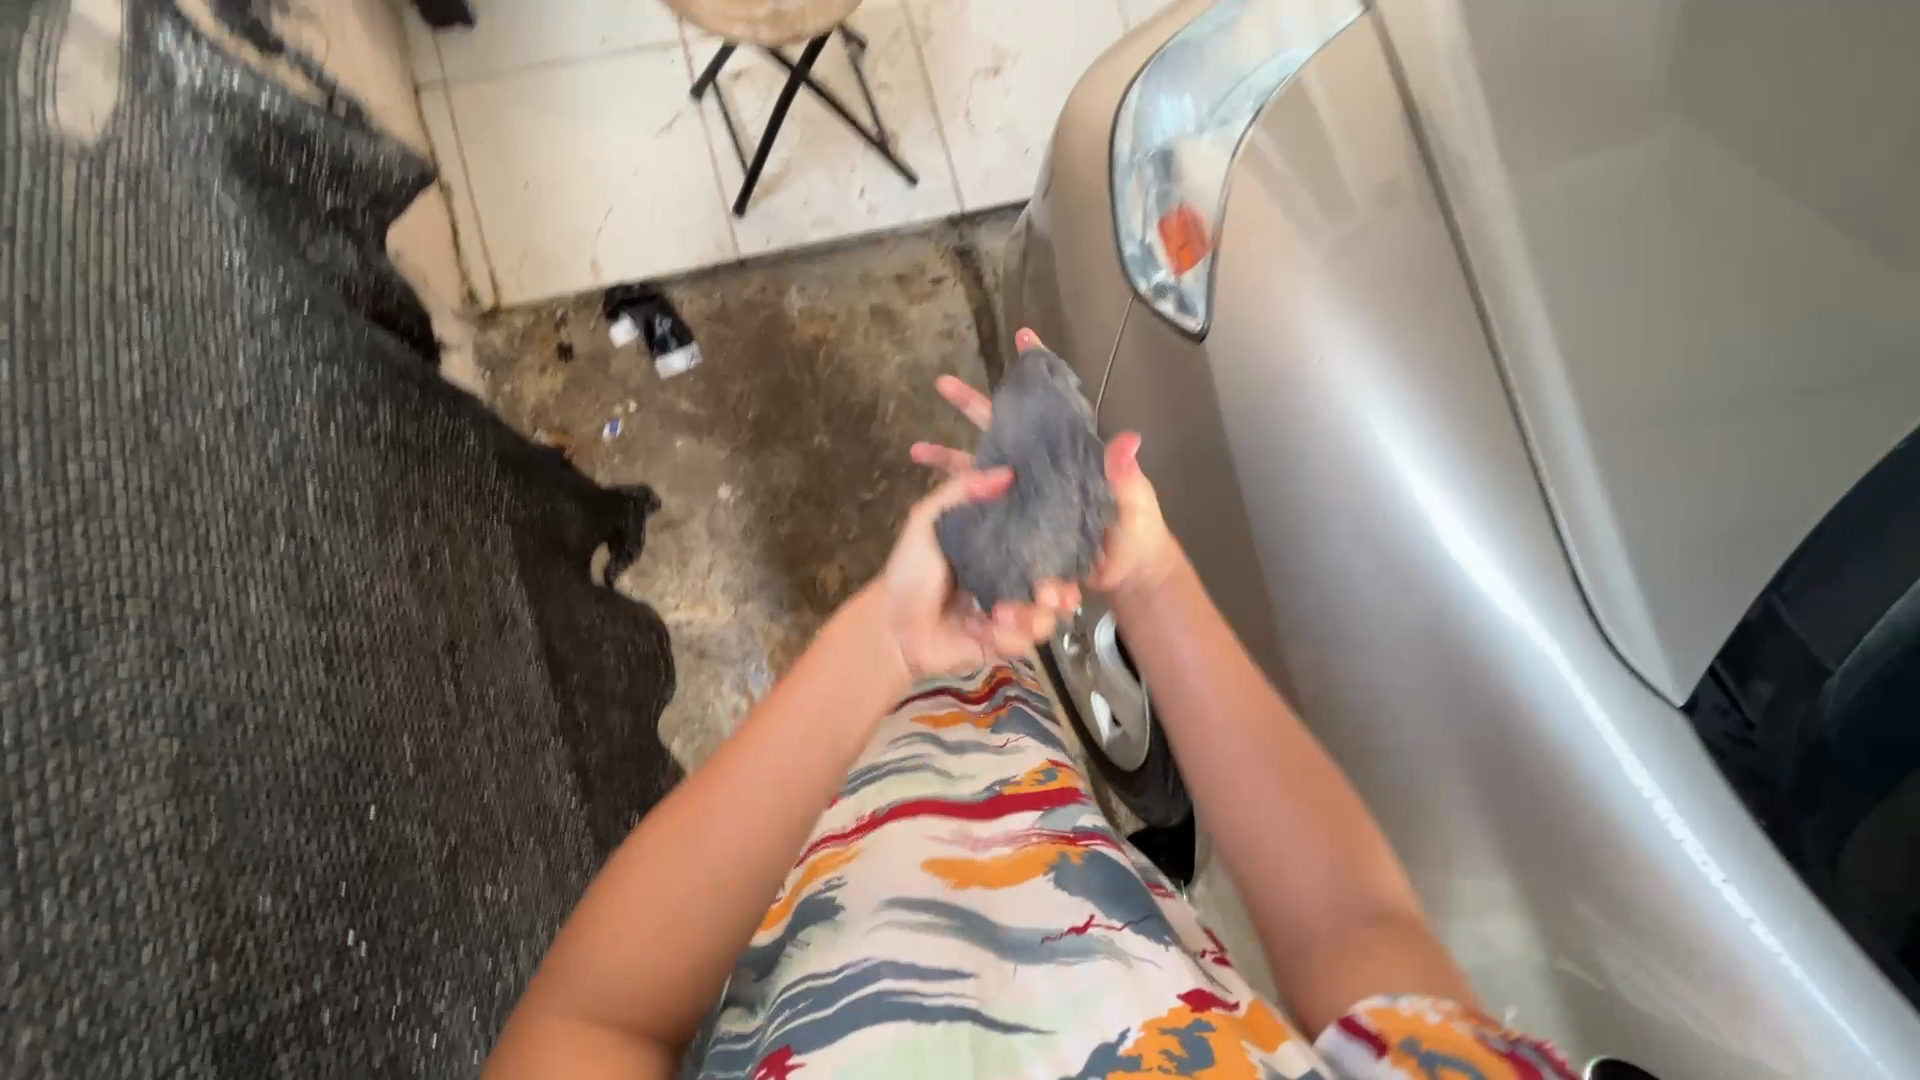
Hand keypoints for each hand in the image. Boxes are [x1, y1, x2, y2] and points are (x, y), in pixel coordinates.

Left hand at [867, 465, 1078, 681]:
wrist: (892, 626)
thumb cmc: (909, 571)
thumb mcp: (928, 521)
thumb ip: (961, 491)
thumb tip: (1007, 473)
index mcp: (1002, 547)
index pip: (1044, 542)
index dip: (1061, 546)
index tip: (1070, 546)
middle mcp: (1014, 578)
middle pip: (1058, 584)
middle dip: (1061, 590)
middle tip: (1048, 593)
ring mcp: (1011, 613)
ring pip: (1046, 617)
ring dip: (1029, 616)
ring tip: (1000, 614)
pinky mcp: (1004, 642)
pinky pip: (1024, 642)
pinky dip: (1005, 637)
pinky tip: (980, 631)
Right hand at [915, 328, 1180, 603]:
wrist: (1126, 578)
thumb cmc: (1135, 533)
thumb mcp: (1134, 501)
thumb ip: (1125, 475)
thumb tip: (1128, 439)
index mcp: (1066, 455)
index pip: (1047, 407)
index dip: (1036, 374)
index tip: (1023, 336)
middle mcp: (1038, 470)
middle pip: (1000, 429)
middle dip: (971, 404)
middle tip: (942, 383)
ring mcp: (1021, 497)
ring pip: (979, 469)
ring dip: (948, 457)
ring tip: (915, 449)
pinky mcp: (1012, 528)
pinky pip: (977, 510)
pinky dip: (953, 503)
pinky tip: (929, 502)